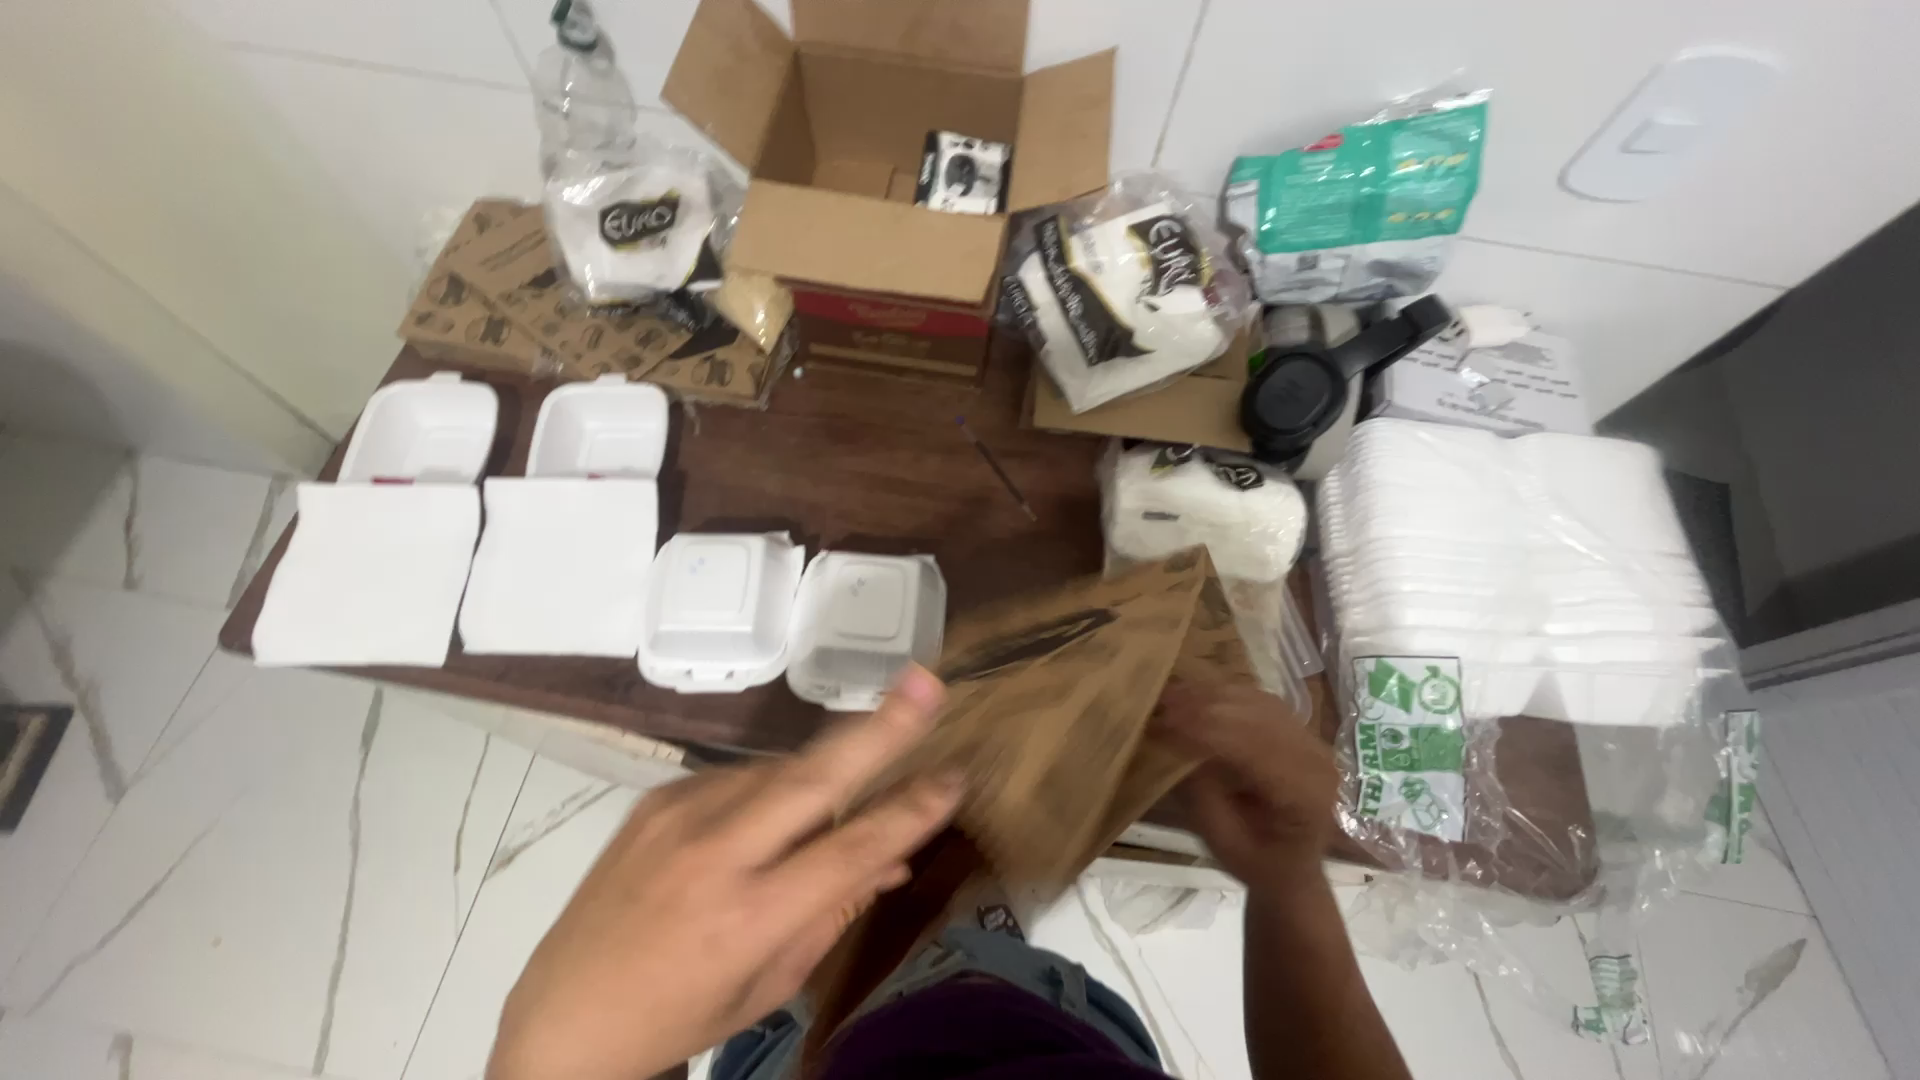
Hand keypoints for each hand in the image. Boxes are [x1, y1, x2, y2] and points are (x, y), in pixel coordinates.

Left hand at [489, 667, 959, 1079]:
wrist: (563, 1018)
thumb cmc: (683, 1013)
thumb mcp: (770, 982)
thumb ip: (835, 910)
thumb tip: (894, 856)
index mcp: (749, 916)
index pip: (851, 850)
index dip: (911, 812)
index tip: (955, 778)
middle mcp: (714, 854)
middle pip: (814, 778)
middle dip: (879, 729)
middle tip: (926, 685)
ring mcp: (679, 815)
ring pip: (781, 769)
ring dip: (822, 772)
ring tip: (832, 801)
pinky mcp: (657, 796)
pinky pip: (740, 778)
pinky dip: (770, 791)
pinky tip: (763, 823)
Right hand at [1154, 682, 1339, 888]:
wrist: (1294, 868)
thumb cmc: (1258, 864)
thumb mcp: (1223, 840)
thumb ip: (1202, 794)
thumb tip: (1174, 745)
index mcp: (1304, 792)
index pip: (1251, 746)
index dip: (1203, 729)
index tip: (1160, 725)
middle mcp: (1315, 757)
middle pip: (1254, 715)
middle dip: (1201, 707)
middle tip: (1155, 706)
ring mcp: (1310, 738)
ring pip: (1255, 699)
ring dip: (1208, 695)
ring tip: (1167, 697)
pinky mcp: (1297, 728)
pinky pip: (1257, 698)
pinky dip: (1221, 693)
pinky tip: (1191, 696)